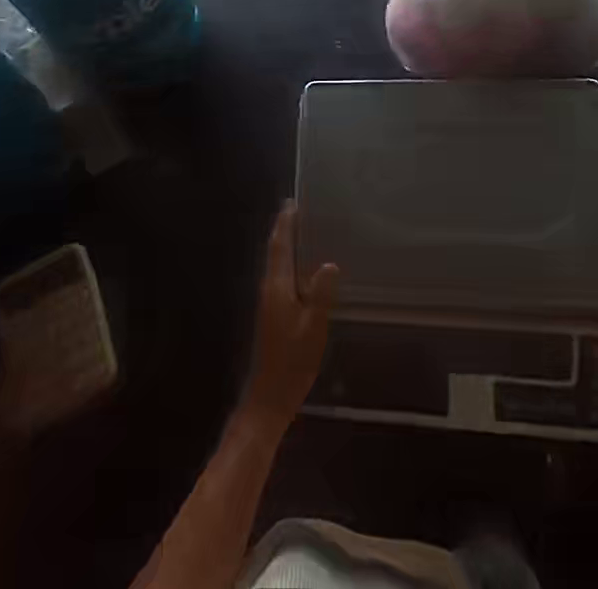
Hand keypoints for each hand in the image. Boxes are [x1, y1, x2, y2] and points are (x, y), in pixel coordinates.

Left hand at [244, 204, 339, 420]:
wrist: (271, 392)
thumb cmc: (294, 358)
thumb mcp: (314, 326)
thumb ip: (321, 294)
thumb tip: (328, 264)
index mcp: (277, 286)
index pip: (279, 247)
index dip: (284, 225)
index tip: (291, 204)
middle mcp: (269, 288)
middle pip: (275, 252)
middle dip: (284, 230)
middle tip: (297, 210)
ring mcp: (269, 301)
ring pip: (276, 264)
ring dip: (285, 245)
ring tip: (301, 230)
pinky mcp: (272, 312)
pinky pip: (280, 276)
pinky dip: (288, 263)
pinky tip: (301, 268)